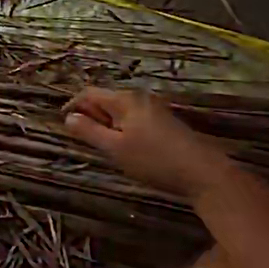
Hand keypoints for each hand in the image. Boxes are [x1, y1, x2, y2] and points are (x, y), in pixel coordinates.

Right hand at [64, 87, 233, 199]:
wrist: (204, 174)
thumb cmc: (154, 160)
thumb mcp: (115, 149)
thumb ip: (89, 131)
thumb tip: (68, 117)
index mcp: (124, 100)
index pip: (88, 93)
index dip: (73, 106)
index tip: (64, 123)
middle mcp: (138, 97)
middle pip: (105, 100)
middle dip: (91, 115)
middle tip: (84, 139)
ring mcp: (155, 108)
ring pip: (120, 110)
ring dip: (107, 124)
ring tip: (104, 146)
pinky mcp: (165, 122)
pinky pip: (134, 118)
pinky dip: (123, 128)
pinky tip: (128, 148)